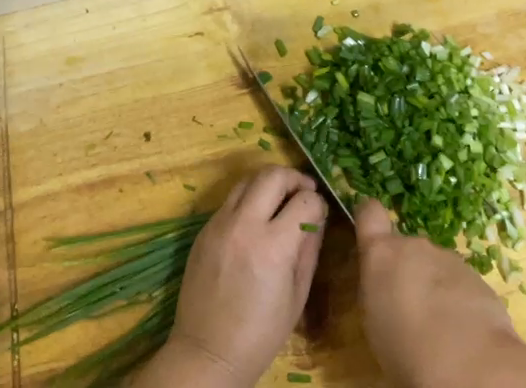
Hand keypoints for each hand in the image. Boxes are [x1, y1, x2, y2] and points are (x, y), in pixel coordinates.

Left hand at [133, 166, 326, 387]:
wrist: (208, 351)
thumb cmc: (261, 333)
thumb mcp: (298, 295)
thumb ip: (309, 248)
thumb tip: (317, 216)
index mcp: (273, 246)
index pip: (304, 200)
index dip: (318, 202)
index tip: (321, 211)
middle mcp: (244, 224)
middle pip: (272, 175)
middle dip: (294, 178)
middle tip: (305, 192)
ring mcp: (220, 223)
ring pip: (247, 179)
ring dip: (268, 183)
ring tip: (280, 200)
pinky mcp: (204, 229)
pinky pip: (230, 200)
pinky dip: (248, 200)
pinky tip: (256, 220)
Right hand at [355, 199, 525, 387]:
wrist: (468, 363)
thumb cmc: (405, 348)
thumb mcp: (374, 322)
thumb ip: (380, 291)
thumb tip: (389, 289)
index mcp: (381, 255)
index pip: (369, 213)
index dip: (369, 219)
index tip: (370, 235)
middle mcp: (415, 247)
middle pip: (407, 249)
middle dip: (409, 271)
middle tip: (410, 309)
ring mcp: (449, 260)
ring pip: (436, 268)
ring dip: (436, 289)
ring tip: (439, 329)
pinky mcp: (479, 279)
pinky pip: (461, 286)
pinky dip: (460, 303)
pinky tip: (463, 335)